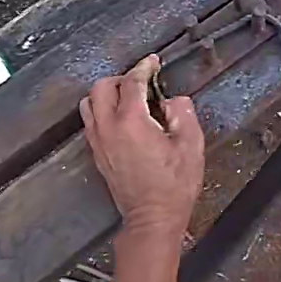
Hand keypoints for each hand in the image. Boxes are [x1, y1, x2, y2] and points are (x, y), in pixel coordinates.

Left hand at [80, 55, 203, 241]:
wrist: (153, 218)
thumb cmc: (174, 186)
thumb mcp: (191, 146)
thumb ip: (184, 113)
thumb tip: (173, 101)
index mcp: (132, 122)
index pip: (132, 82)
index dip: (144, 68)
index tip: (153, 63)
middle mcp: (109, 128)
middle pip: (102, 87)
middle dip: (122, 79)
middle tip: (141, 82)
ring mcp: (99, 143)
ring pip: (90, 103)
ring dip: (107, 95)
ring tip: (128, 99)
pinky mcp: (98, 155)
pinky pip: (91, 122)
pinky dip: (102, 112)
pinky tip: (121, 120)